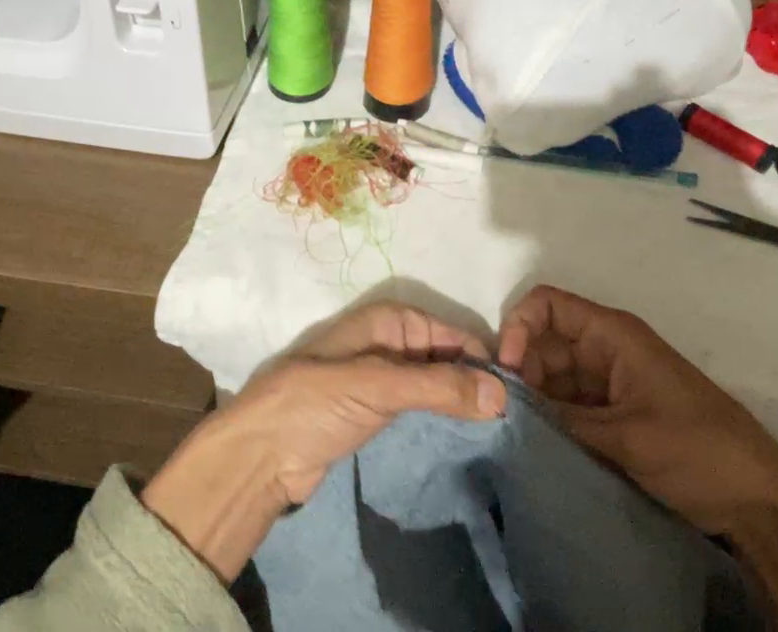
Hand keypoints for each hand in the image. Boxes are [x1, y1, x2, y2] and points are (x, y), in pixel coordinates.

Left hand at [141, 303, 506, 580]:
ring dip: (460, 403)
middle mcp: (388, 343)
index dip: (484, 360)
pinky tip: (465, 438)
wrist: (259, 455)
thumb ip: (439, 387)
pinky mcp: (375, 412)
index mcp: (388, 321)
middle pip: (446, 357)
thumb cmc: (313, 404)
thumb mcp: (378, 387)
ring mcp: (381, 379)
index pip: (452, 334)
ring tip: (499, 433)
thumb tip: (503, 395)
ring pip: (435, 384)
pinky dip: (440, 418)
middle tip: (515, 421)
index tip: (517, 396)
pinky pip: (419, 407)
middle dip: (475, 382)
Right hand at [498, 286, 777, 534]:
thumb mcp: (624, 435)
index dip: (518, 327)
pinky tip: (534, 446)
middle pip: (544, 344)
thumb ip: (560, 420)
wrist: (758, 502)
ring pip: (553, 379)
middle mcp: (607, 351)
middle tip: (504, 415)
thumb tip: (502, 408)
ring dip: (533, 401)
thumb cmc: (697, 451)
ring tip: (514, 434)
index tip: (507, 373)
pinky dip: (551, 421)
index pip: (547, 306)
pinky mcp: (614, 417)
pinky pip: (569, 407)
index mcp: (614, 335)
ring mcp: (610, 385)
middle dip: (520, 373)